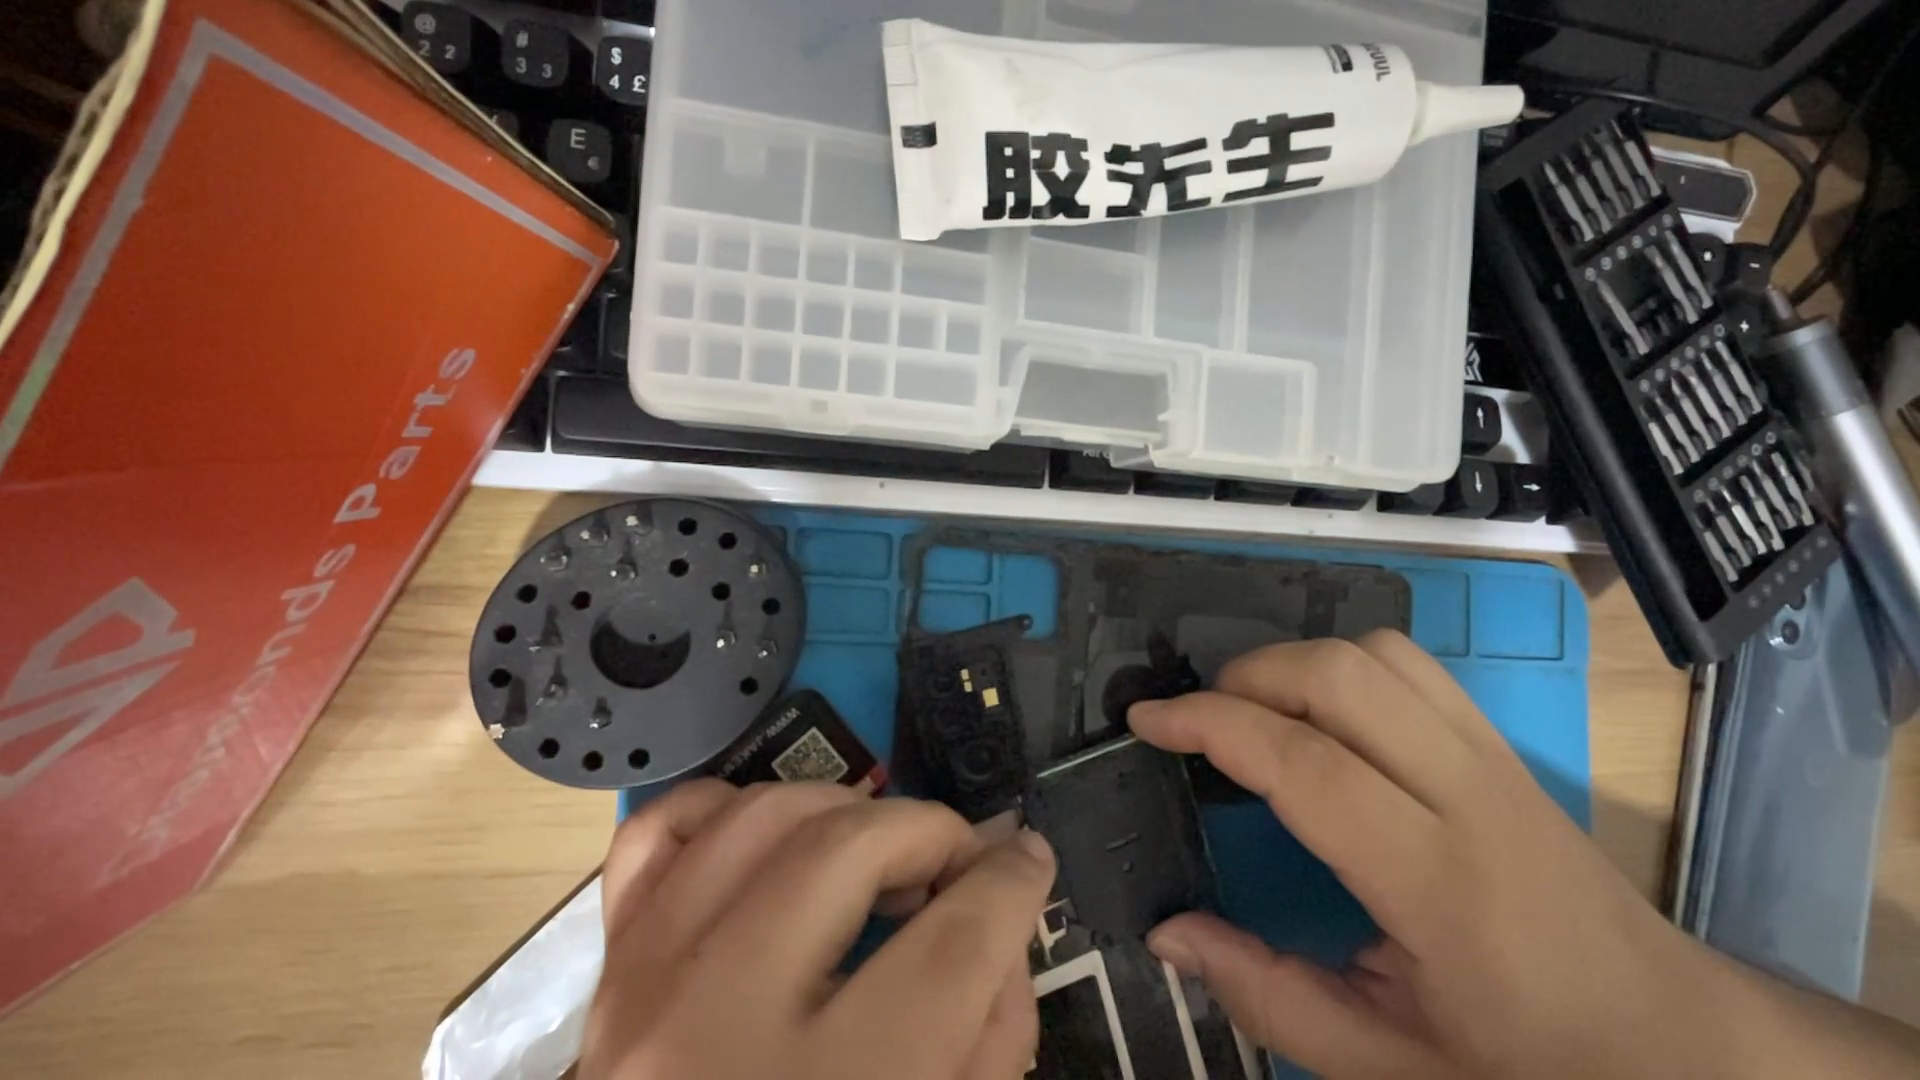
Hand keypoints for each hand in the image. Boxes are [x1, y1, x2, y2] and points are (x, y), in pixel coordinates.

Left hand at [581, 780, 1055, 1079]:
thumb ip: (993, 1029)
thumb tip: (999, 910)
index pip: (951, 946)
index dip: (1011, 883)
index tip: (1028, 860)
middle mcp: (720, 1030)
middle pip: (848, 851)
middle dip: (929, 833)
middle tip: (956, 863)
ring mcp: (645, 990)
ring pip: (759, 818)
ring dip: (843, 812)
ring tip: (877, 852)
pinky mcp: (606, 970)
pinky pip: (659, 835)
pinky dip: (728, 810)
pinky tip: (778, 842)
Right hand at [1129, 630, 1919, 1078]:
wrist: (1683, 1047)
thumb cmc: (1533, 1065)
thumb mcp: (1390, 1067)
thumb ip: (1268, 995)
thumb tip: (1167, 933)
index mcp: (1438, 883)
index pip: (1305, 765)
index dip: (1211, 725)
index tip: (1145, 721)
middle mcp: (1471, 795)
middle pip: (1342, 678)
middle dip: (1246, 676)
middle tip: (1194, 718)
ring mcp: (1496, 759)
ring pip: (1379, 656)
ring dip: (1294, 664)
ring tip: (1249, 710)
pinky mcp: (1504, 749)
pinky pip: (1412, 669)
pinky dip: (1343, 667)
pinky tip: (1317, 715)